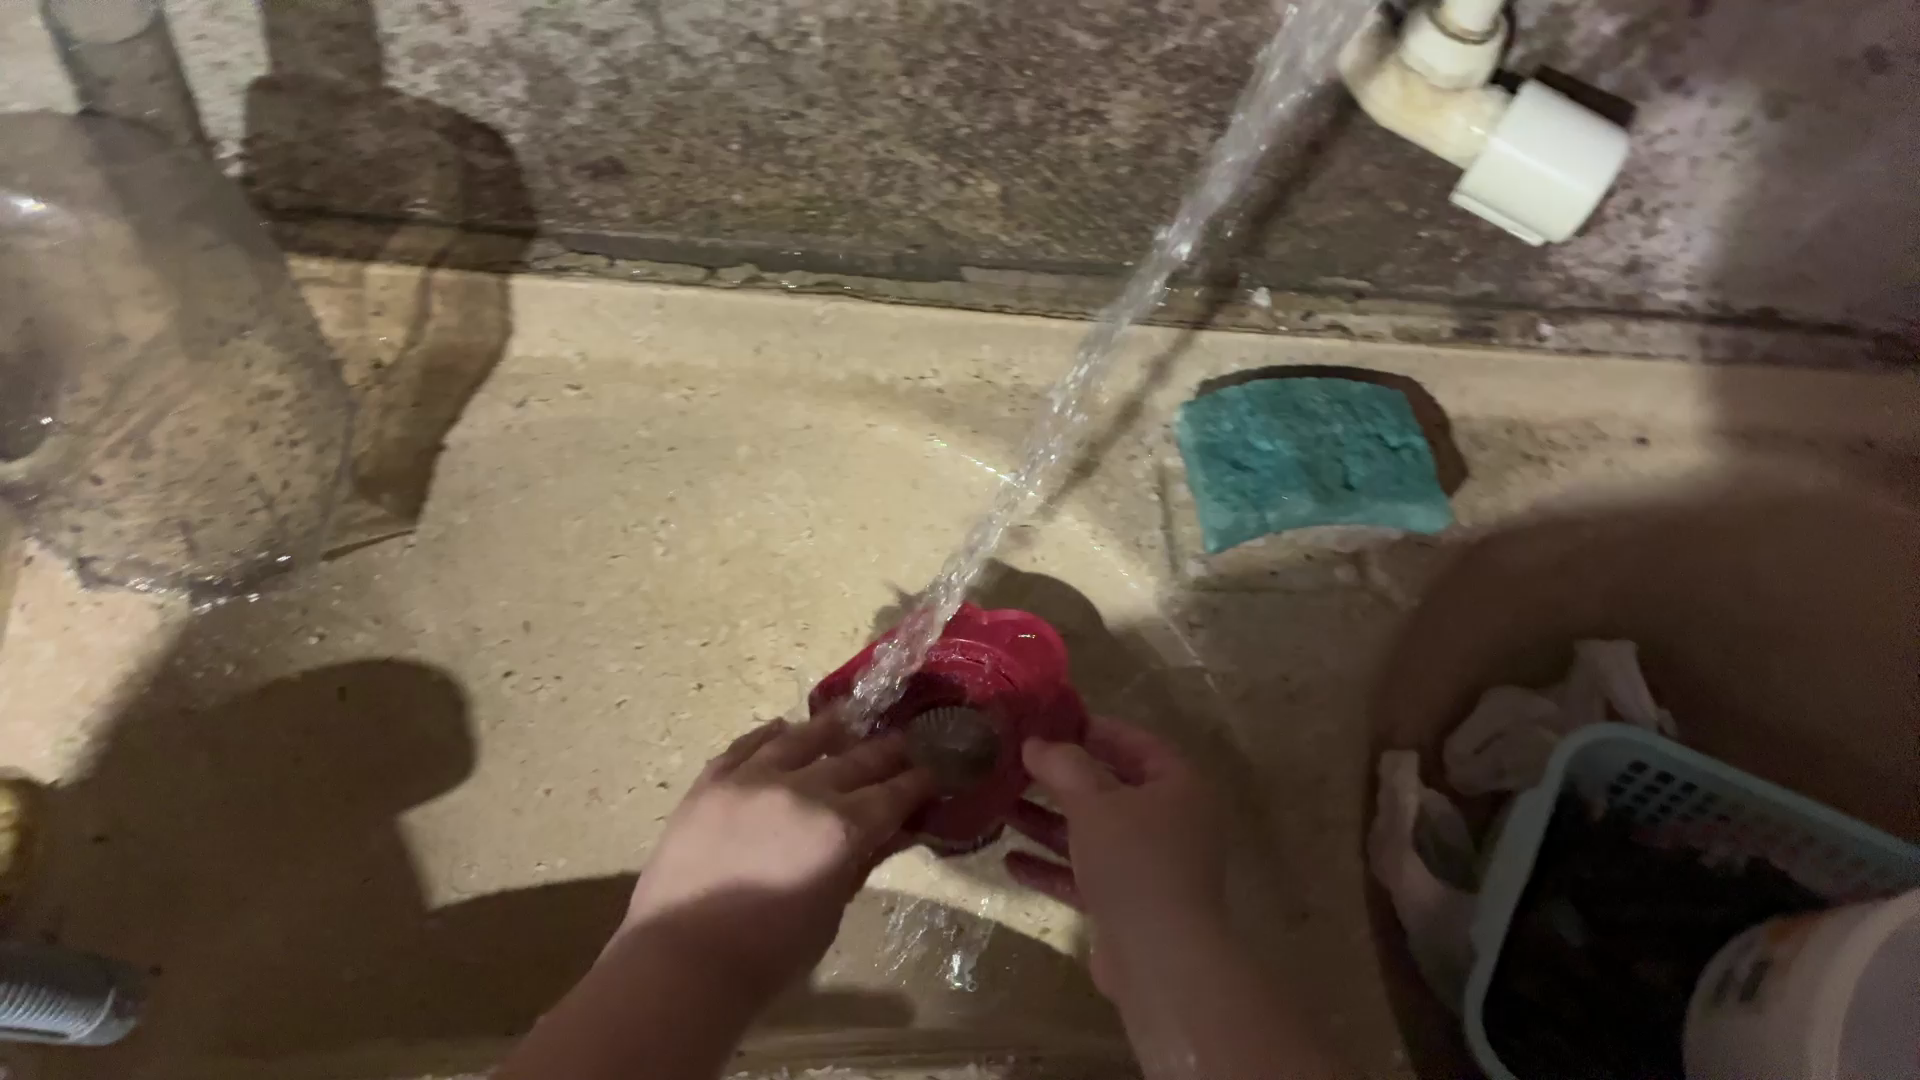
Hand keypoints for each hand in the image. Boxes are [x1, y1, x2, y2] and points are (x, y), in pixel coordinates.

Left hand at [619, 713, 936, 994]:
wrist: (681, 961)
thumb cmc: (768, 955)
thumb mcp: (830, 911)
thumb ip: (862, 862)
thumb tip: (896, 832)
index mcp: (841, 829)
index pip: (893, 795)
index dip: (918, 781)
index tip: (932, 770)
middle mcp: (804, 790)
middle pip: (857, 760)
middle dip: (886, 751)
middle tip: (904, 742)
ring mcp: (754, 779)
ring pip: (802, 738)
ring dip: (830, 728)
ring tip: (847, 719)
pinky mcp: (713, 781)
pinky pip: (747, 745)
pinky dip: (768, 734)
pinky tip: (782, 727)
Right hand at [1003, 716, 1228, 998]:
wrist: (1160, 960)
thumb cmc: (1133, 861)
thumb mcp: (1093, 802)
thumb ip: (1062, 765)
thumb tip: (1034, 743)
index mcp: (1177, 786)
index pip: (1135, 743)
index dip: (1093, 729)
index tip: (1050, 722)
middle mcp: (1168, 822)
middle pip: (1108, 789)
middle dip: (1060, 779)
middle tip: (1017, 763)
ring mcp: (1148, 865)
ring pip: (1092, 832)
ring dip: (1048, 822)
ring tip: (1001, 808)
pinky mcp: (1127, 904)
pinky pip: (1085, 874)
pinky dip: (1052, 866)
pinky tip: (1010, 861)